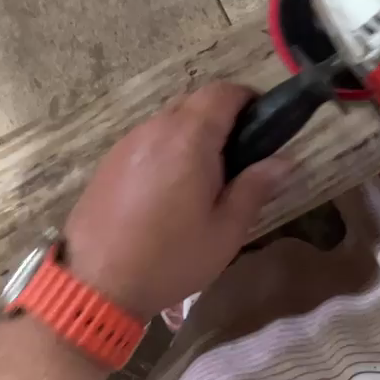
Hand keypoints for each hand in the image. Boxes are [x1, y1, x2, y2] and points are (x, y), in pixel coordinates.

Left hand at [62, 82, 290, 320]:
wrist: (94, 287)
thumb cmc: (170, 258)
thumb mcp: (226, 230)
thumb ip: (256, 187)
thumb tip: (285, 160)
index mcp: (190, 138)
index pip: (224, 92)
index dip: (248, 99)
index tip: (262, 125)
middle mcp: (157, 128)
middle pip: (196, 101)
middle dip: (222, 117)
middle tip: (237, 157)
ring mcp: (129, 142)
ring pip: (170, 119)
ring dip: (192, 133)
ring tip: (202, 177)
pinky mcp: (110, 160)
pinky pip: (148, 139)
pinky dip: (166, 148)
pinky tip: (167, 189)